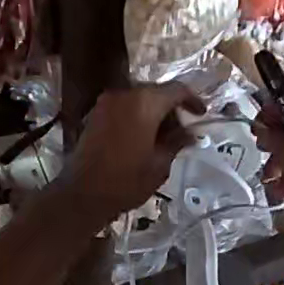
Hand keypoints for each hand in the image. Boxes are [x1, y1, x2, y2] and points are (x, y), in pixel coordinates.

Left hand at [55, 84, 200, 219]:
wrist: (82, 194)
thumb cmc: (126, 181)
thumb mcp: (160, 164)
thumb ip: (177, 142)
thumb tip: (191, 134)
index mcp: (145, 103)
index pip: (176, 90)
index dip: (192, 99)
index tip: (201, 114)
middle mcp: (125, 94)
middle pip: (157, 92)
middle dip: (172, 108)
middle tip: (183, 130)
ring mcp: (106, 102)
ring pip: (139, 98)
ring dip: (154, 112)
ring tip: (164, 136)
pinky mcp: (95, 114)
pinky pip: (124, 106)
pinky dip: (137, 115)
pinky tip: (144, 136)